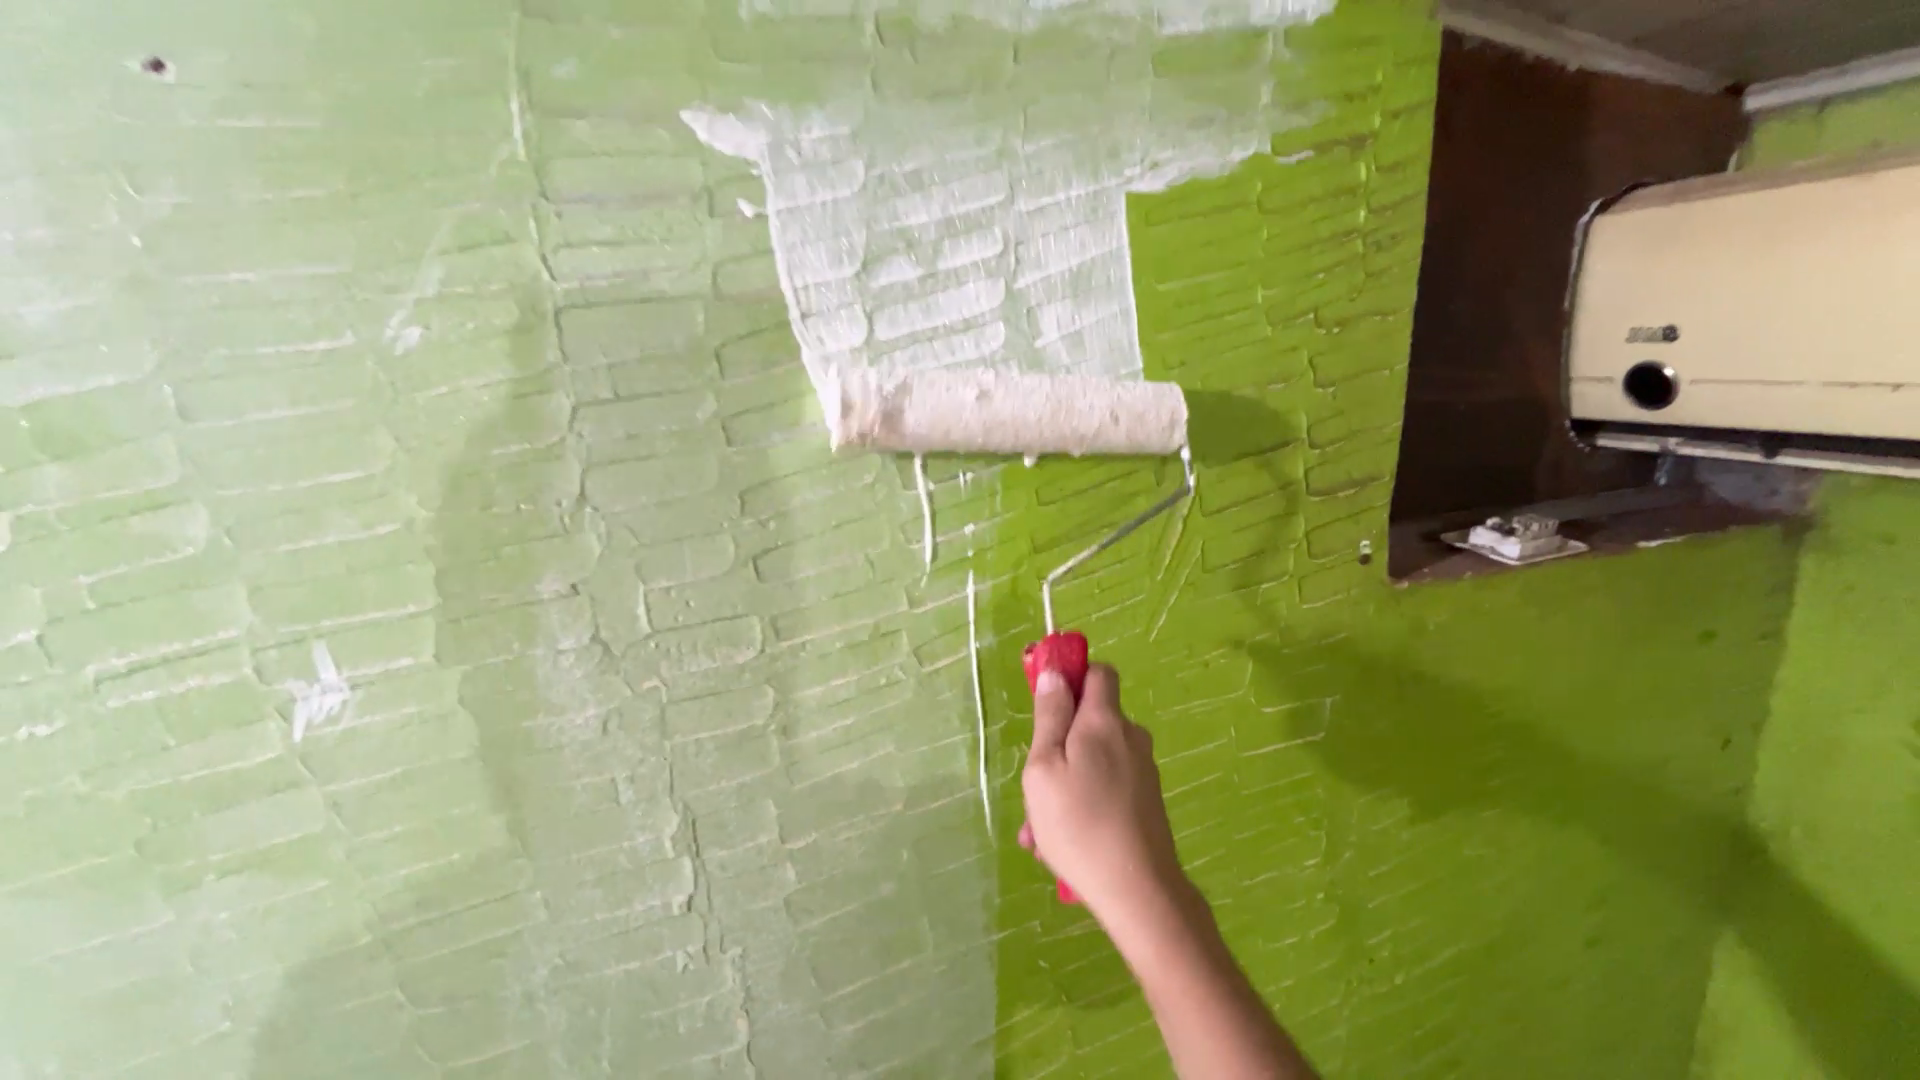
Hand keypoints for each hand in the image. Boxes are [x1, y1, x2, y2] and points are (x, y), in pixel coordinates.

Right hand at [1019, 663, 1190, 922]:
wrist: (1137, 889)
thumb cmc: (1078, 823)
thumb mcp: (1044, 766)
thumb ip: (1050, 716)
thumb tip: (1054, 672)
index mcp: (1104, 720)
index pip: (1098, 672)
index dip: (1072, 676)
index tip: (1046, 701)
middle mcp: (1130, 737)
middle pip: (1091, 720)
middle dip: (1059, 743)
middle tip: (1034, 784)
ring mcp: (1143, 770)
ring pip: (1093, 760)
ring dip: (1065, 782)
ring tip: (1040, 827)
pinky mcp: (1147, 801)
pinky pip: (1106, 787)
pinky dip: (1083, 803)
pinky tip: (1061, 842)